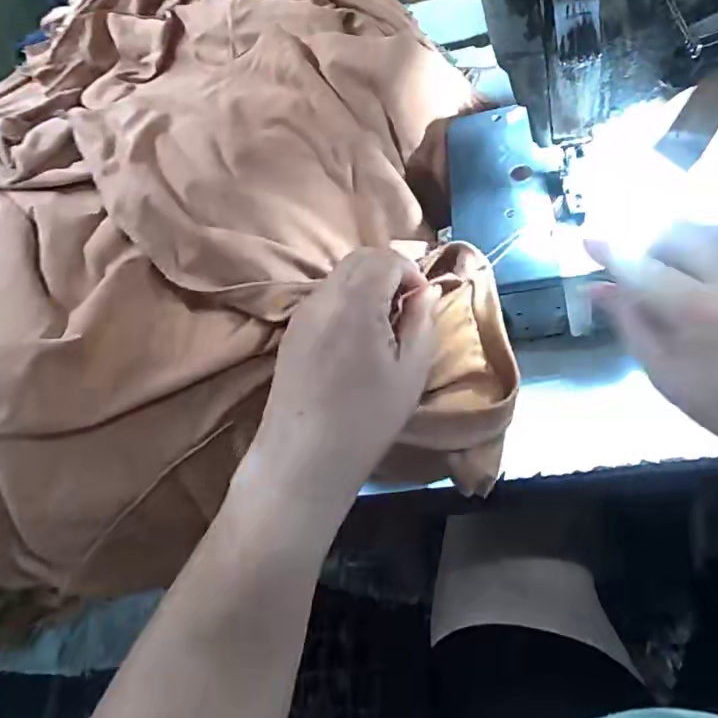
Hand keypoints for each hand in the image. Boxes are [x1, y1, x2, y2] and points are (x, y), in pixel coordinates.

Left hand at [247, 248, 439, 513]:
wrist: (303, 459)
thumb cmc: (366, 420)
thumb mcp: (410, 372)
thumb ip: (422, 321)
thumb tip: (426, 290)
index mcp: (355, 303)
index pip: (385, 258)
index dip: (410, 271)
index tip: (421, 302)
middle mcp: (323, 297)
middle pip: (360, 258)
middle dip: (389, 271)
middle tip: (406, 308)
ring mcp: (302, 312)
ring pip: (340, 274)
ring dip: (367, 284)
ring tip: (383, 325)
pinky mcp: (291, 329)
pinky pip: (325, 296)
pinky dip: (347, 299)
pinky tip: (356, 338)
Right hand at [587, 224, 717, 467]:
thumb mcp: (666, 374)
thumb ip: (630, 323)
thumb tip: (597, 287)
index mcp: (699, 311)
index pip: (641, 265)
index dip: (611, 251)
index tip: (590, 241)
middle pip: (679, 232)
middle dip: (655, 244)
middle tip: (648, 270)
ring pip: (714, 232)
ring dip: (690, 247)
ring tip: (690, 278)